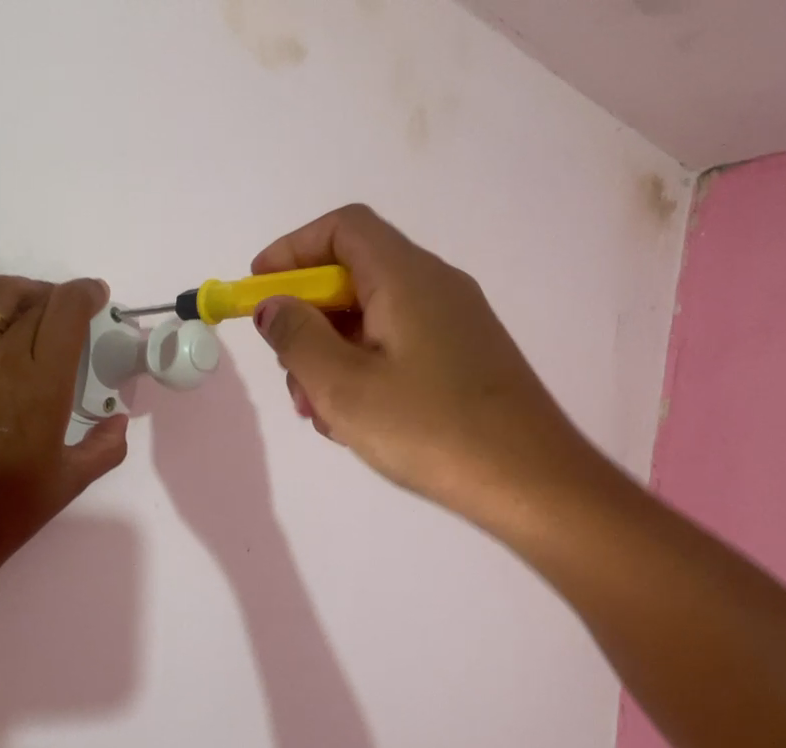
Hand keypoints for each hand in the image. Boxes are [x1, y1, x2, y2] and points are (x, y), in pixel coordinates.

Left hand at [0, 257, 130, 576]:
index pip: (69, 311)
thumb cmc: (9, 510)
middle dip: (59, 300)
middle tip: (66, 317)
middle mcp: (2, 357)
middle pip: (36, 303)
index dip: (86, 294)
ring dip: (22, 291)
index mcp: (44, 383)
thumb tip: (118, 421)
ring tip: (32, 301)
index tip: (95, 298)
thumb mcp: (71, 482)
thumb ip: (105, 446)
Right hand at [251, 204, 605, 522]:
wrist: (528, 480)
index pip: (343, 229)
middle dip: (306, 319)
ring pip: (370, 319)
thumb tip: (273, 306)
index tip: (256, 288)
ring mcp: (452, 323)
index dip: (291, 249)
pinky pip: (395, 346)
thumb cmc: (428, 429)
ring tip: (319, 413)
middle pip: (353, 276)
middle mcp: (434, 286)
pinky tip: (353, 422)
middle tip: (287, 372)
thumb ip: (297, 338)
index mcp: (406, 278)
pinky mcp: (461, 358)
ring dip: (330, 356)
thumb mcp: (342, 386)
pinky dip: (361, 371)